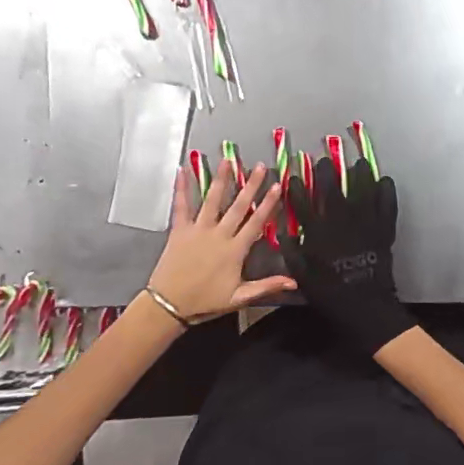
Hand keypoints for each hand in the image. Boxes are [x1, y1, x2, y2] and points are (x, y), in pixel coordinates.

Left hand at [146, 160, 296, 323]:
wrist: (169, 304)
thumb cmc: (206, 302)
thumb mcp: (239, 297)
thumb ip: (267, 286)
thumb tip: (293, 282)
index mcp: (235, 250)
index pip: (256, 222)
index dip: (268, 204)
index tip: (277, 186)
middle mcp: (218, 235)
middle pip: (238, 206)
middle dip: (251, 185)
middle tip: (261, 167)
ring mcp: (198, 230)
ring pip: (212, 200)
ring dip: (222, 180)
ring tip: (228, 160)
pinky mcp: (179, 230)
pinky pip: (181, 206)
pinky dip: (181, 188)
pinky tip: (182, 171)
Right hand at [285, 157, 414, 354]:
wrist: (363, 303)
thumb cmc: (328, 292)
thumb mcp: (301, 274)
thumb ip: (292, 251)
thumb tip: (285, 234)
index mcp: (316, 230)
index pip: (302, 200)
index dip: (298, 186)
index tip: (296, 177)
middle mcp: (339, 218)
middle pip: (331, 186)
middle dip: (326, 170)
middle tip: (325, 161)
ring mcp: (363, 220)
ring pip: (361, 187)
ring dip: (358, 172)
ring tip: (357, 163)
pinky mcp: (383, 227)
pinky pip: (386, 203)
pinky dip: (386, 190)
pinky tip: (384, 181)